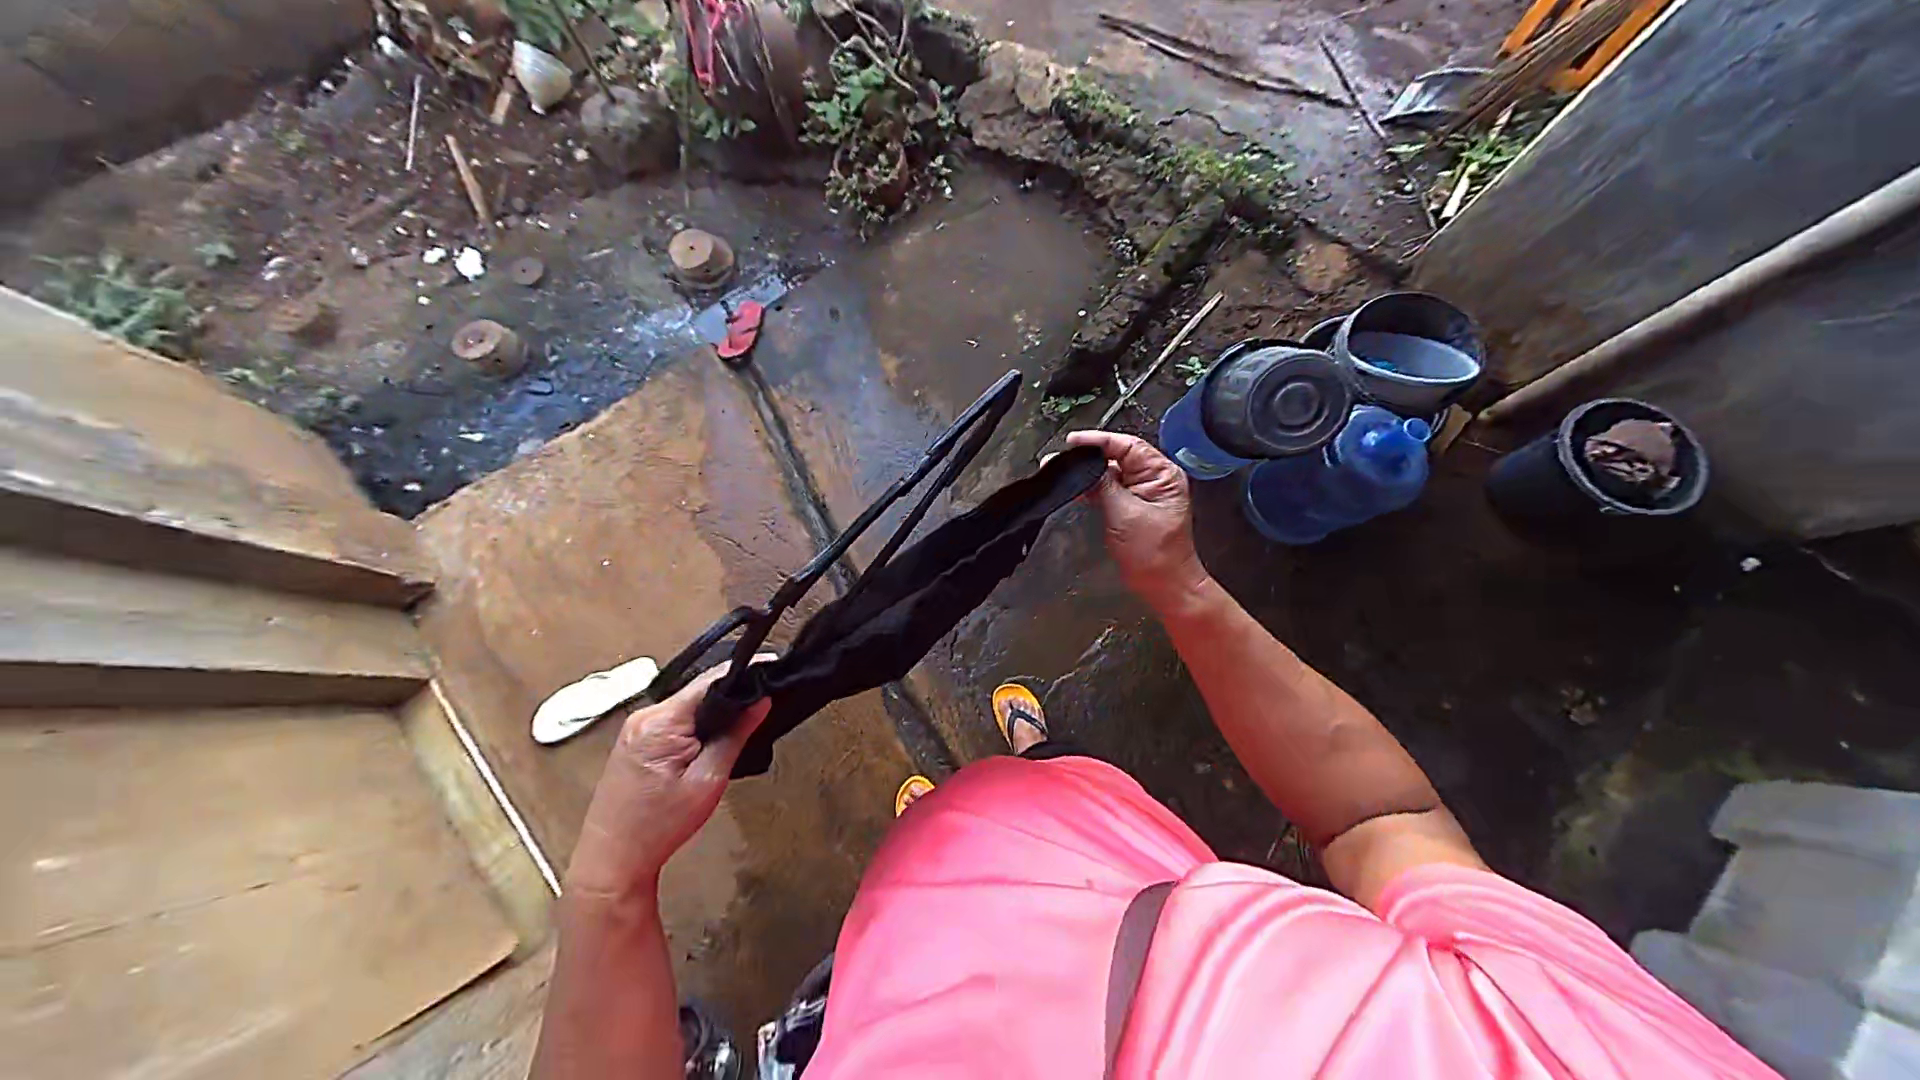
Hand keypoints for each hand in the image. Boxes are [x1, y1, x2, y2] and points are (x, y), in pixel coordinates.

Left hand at [563, 661, 771, 901]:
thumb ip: (735, 735)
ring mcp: (636, 727)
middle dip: (731, 693)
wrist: (613, 861)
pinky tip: (711, 737)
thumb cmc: (657, 827)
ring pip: (688, 704)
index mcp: (660, 722)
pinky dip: (697, 722)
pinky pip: (675, 717)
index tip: (770, 667)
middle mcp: (644, 716)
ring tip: (742, 721)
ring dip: (714, 710)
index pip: (710, 681)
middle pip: (698, 689)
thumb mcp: (708, 780)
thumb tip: (759, 701)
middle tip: (763, 700)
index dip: (743, 672)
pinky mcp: (636, 738)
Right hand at [1065, 430, 1209, 607]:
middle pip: (1118, 456)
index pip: (1127, 445)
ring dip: (1088, 473)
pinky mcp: (1131, 506)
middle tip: (1062, 457)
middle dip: (1089, 456)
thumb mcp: (1124, 514)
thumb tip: (1084, 467)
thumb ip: (1103, 486)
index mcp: (1162, 474)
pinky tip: (1076, 489)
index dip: (1098, 441)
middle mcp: (1155, 479)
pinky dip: (1093, 488)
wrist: (1164, 584)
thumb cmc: (1156, 554)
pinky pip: (1109, 489)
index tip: (1074, 441)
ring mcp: (1143, 493)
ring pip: (1111, 472)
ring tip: (1064, 471)